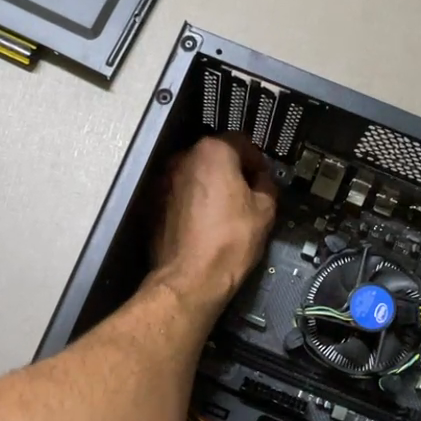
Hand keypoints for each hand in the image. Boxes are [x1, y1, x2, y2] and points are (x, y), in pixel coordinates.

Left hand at [152, 135, 278, 309]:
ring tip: (227, 212)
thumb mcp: (265, 211)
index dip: (257, 159)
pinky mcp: (153, 205)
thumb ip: (267, 186)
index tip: (264, 175)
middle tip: (248, 193)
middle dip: (232, 171)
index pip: (241, 142)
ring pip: (195, 176)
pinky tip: (206, 224)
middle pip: (214, 156)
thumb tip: (264, 182)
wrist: (190, 279)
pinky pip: (179, 196)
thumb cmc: (227, 245)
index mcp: (213, 153)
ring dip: (211, 187)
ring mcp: (164, 182)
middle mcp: (183, 161)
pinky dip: (192, 203)